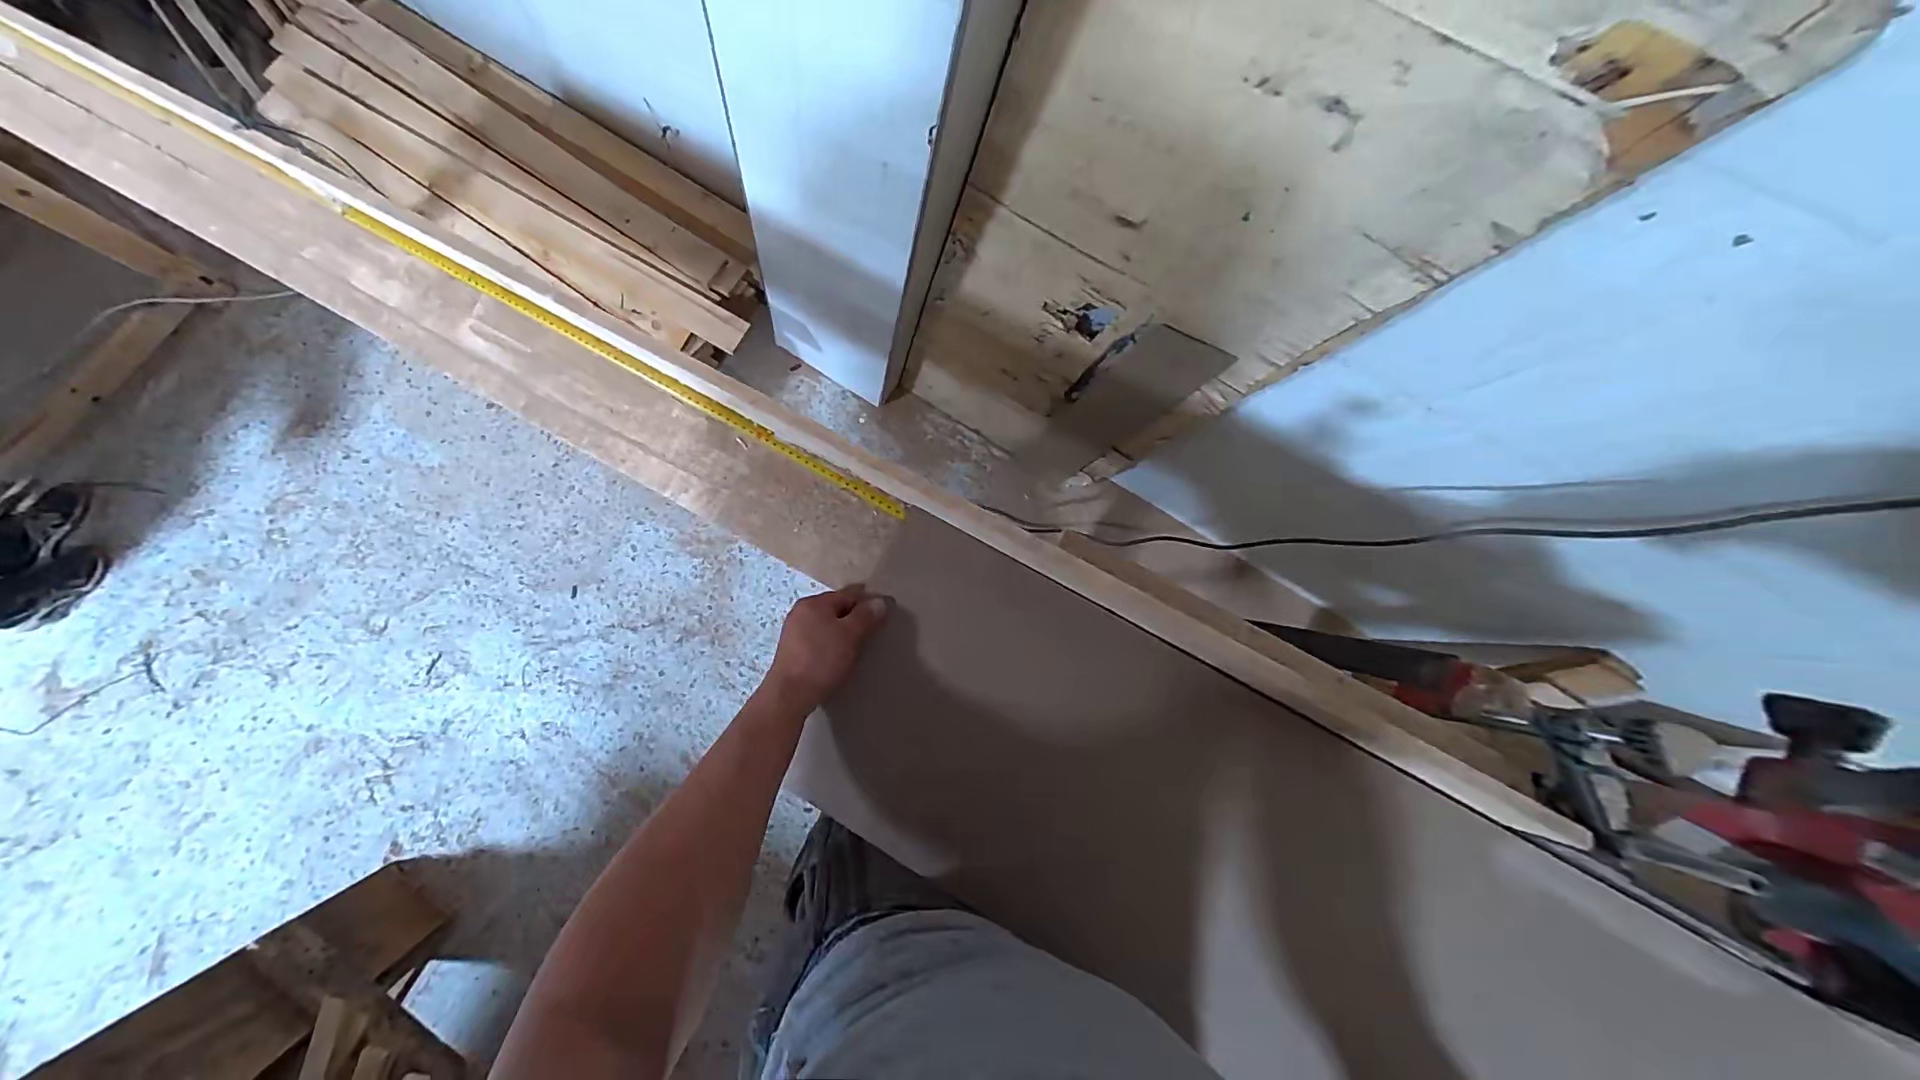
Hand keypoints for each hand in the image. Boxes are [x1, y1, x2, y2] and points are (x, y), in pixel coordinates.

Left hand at [762, 584, 889, 710]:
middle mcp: (801, 612)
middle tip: (877, 628)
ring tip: (861, 643)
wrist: (789, 696)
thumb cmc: (821, 660)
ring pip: (827, 623)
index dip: (870, 600)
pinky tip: (841, 654)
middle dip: (857, 615)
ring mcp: (794, 631)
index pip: (849, 594)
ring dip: (844, 629)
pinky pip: (819, 638)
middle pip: (836, 607)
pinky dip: (832, 641)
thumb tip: (880, 601)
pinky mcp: (793, 650)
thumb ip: (866, 616)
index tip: (888, 611)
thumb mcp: (850, 635)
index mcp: (814, 603)